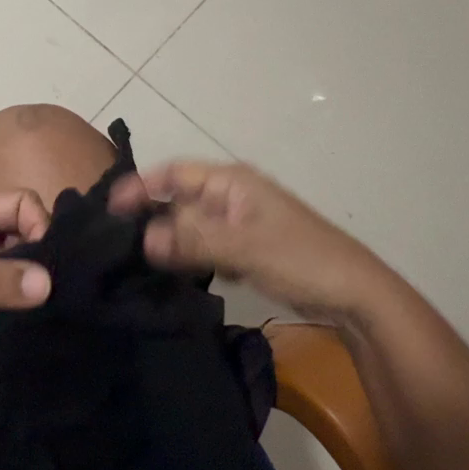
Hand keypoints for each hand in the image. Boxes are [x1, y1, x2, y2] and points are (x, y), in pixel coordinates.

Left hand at [0, 190, 54, 369]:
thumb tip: (50, 283)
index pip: (15, 205)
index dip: (37, 224)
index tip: (51, 261)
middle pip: (18, 240)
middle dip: (39, 261)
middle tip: (61, 294)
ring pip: (9, 276)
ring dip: (26, 293)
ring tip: (53, 318)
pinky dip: (12, 316)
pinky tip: (32, 332)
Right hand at [108, 160, 395, 323]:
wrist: (358, 296)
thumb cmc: (302, 258)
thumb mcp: (243, 247)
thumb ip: (191, 240)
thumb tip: (143, 238)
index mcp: (232, 182)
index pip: (175, 173)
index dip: (141, 185)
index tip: (110, 207)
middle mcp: (232, 196)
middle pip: (180, 199)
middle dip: (152, 217)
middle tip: (117, 241)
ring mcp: (241, 223)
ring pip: (192, 225)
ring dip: (170, 240)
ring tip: (136, 259)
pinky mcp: (247, 250)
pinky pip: (207, 246)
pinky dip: (191, 256)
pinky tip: (175, 274)